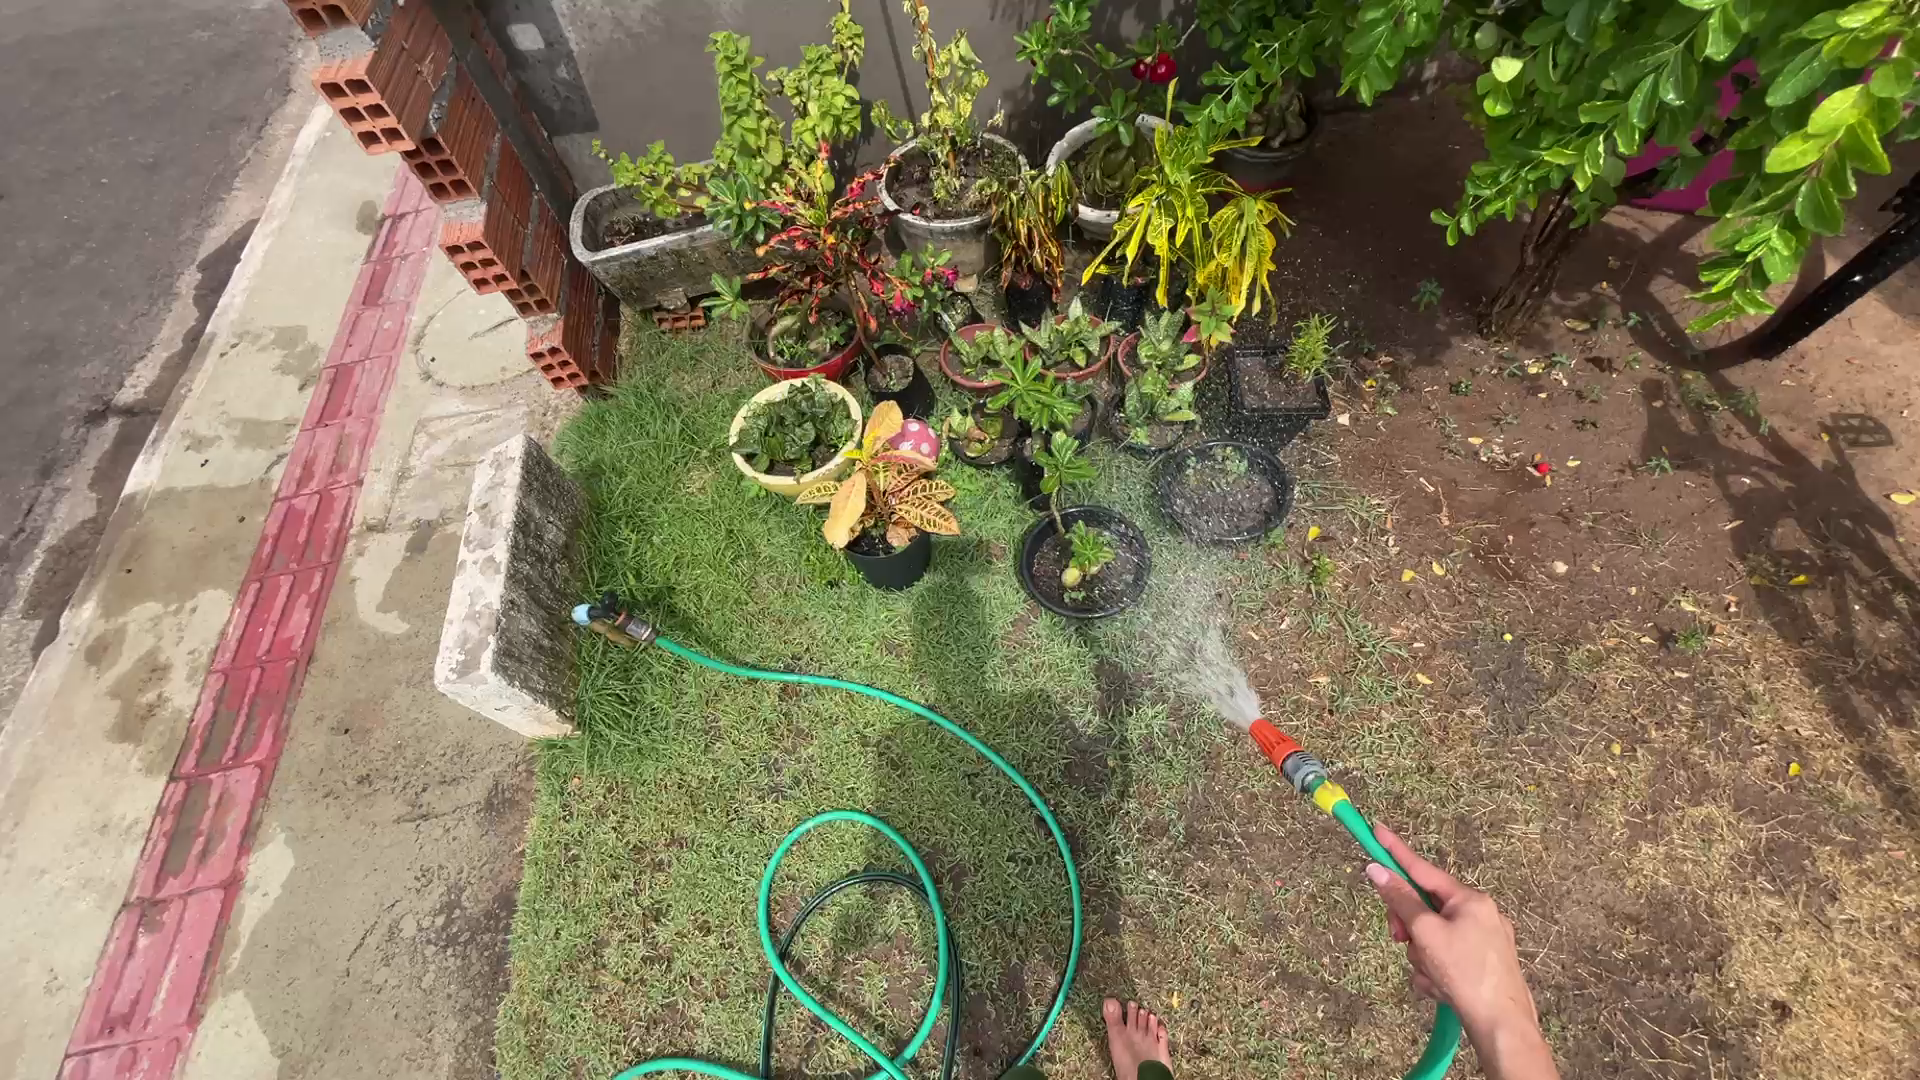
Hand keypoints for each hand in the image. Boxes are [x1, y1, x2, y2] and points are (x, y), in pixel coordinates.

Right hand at [1364, 826, 1558, 1079]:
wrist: (1504, 1028)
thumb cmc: (1465, 973)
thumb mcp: (1425, 932)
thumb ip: (1399, 899)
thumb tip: (1376, 870)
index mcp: (1469, 899)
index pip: (1421, 868)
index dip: (1395, 849)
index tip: (1375, 827)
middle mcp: (1480, 913)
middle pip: (1424, 904)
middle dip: (1408, 923)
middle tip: (1400, 938)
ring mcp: (1485, 939)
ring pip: (1431, 931)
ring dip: (1420, 951)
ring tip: (1429, 973)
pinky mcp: (1484, 963)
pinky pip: (1445, 953)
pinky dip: (1434, 967)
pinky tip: (1439, 986)